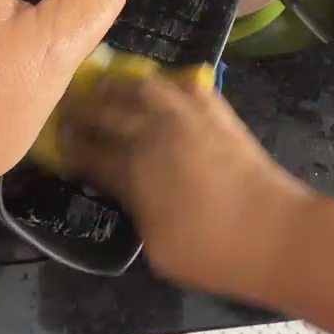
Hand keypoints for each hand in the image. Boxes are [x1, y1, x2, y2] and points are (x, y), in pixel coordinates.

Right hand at [60, 74, 315, 297]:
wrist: (276, 234)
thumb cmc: (213, 252)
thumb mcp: (156, 246)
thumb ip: (134, 210)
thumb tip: (126, 190)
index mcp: (135, 170)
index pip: (90, 152)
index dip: (70, 147)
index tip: (57, 142)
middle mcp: (155, 133)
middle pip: (108, 110)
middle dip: (83, 108)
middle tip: (68, 107)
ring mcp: (187, 116)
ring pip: (143, 85)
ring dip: (118, 84)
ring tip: (106, 84)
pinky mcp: (216, 111)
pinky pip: (183, 84)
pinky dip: (165, 81)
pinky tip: (158, 84)